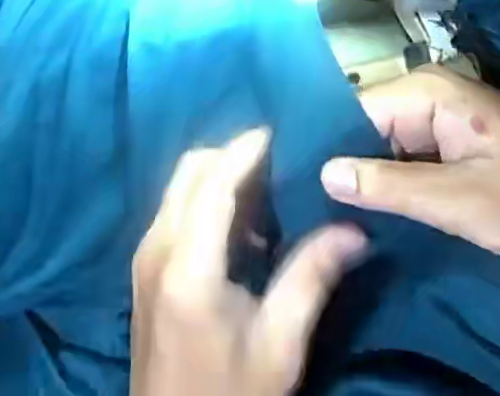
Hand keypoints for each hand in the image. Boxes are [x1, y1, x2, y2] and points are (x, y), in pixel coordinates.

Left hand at [132, 129, 367, 395]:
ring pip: (179, 183)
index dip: (245, 149)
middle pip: (190, 169)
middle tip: (279, 161)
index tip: (278, 129)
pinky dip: (205, 196)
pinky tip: (242, 225)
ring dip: (218, 174)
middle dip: (232, 154)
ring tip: (268, 190)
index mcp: (188, 263)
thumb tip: (354, 231)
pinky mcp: (145, 262)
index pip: (214, 184)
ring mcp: (145, 251)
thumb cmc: (230, 394)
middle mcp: (157, 244)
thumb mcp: (279, 345)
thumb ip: (310, 279)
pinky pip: (175, 206)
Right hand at [320, 66, 499, 272]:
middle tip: (313, 212)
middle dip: (346, 167)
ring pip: (388, 149)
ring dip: (371, 182)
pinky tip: (376, 217)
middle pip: (366, 128)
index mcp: (427, 91)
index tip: (297, 188)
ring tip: (334, 218)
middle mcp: (431, 96)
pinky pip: (413, 163)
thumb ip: (392, 187)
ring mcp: (448, 123)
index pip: (351, 111)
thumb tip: (322, 172)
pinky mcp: (463, 150)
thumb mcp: (468, 203)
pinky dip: (398, 189)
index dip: (326, 148)